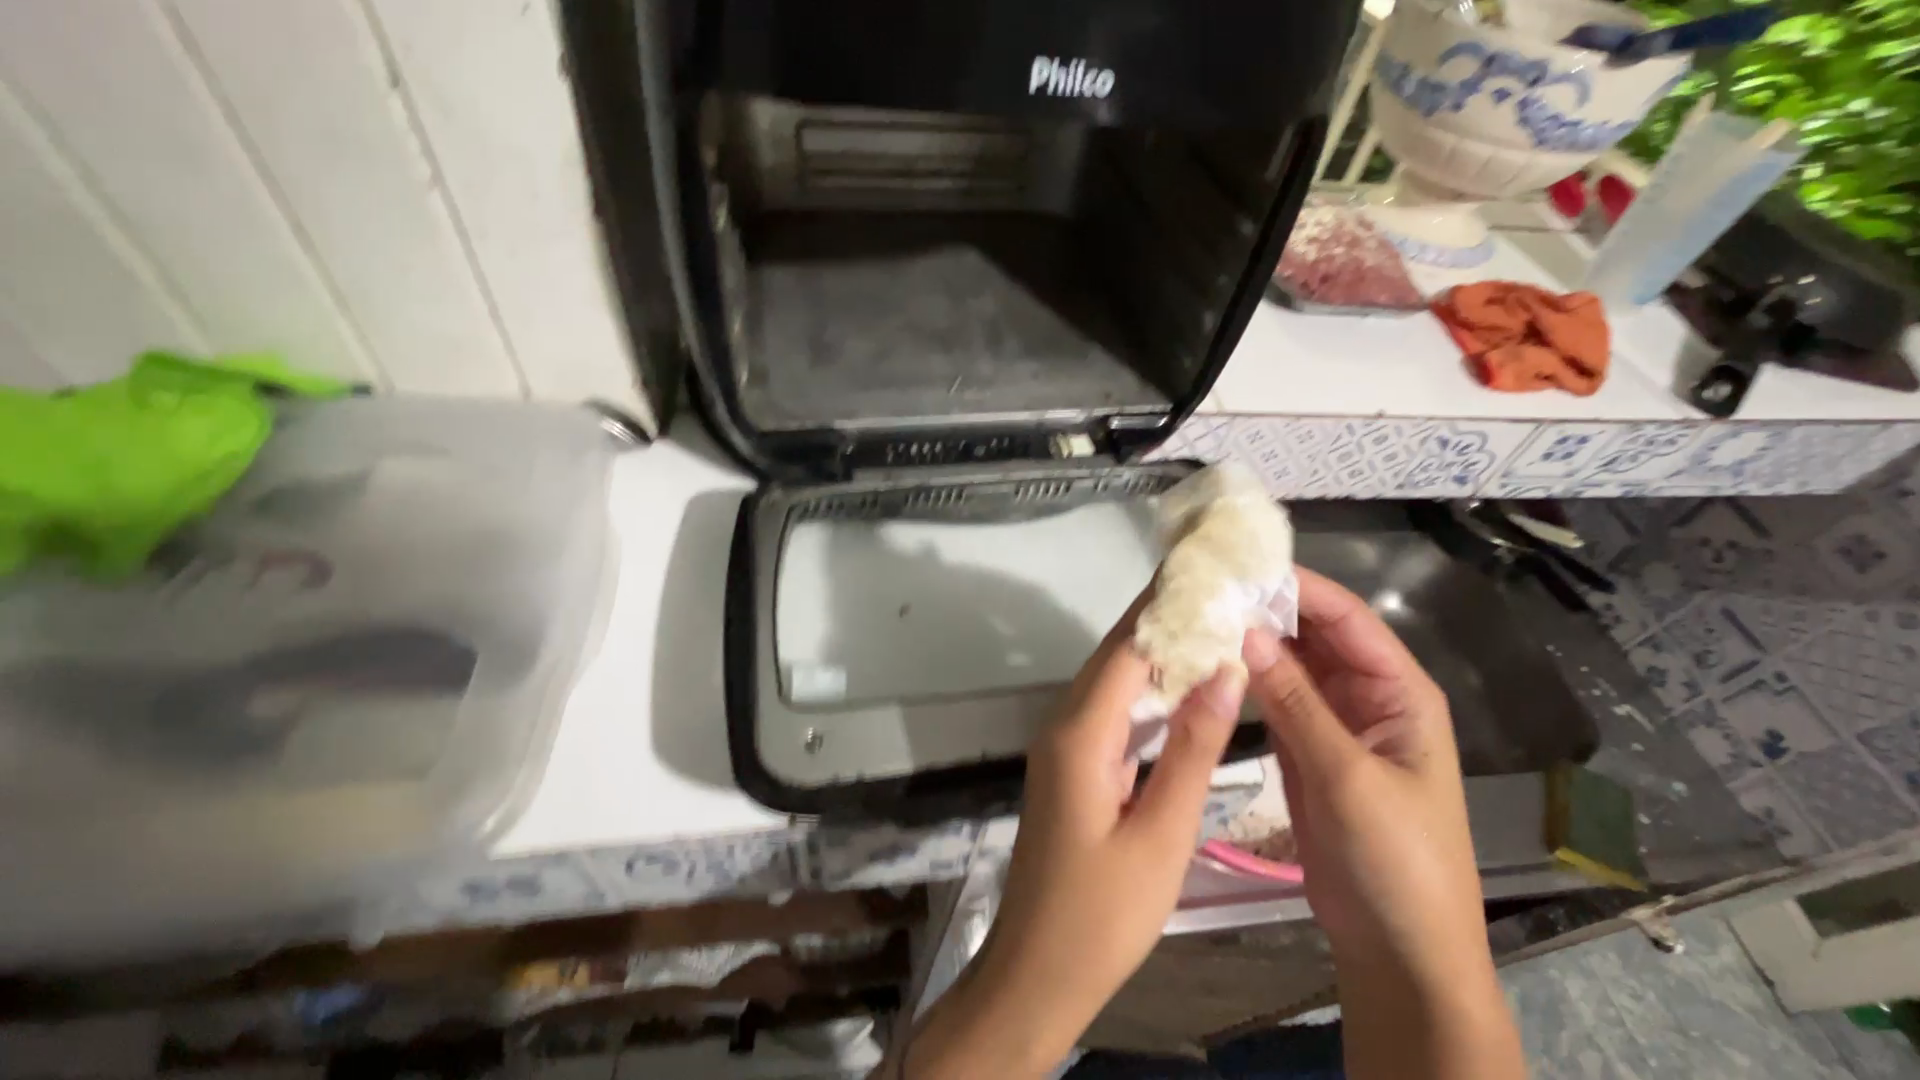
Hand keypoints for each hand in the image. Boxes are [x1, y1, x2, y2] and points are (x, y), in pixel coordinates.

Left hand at [898, 597, 1245, 1078]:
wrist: (1038, 971)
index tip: (1205, 567)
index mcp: (1080, 734)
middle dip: (1165, 620)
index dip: (1165, 606)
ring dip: (1159, 655)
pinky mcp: (1073, 770)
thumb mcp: (1161, 834)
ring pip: (1114, 684)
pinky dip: (1149, 696)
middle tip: (1221, 587)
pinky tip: (1186, 690)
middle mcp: (1064, 727)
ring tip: (1216, 623)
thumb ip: (1193, 750)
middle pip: (1116, 658)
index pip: (1126, 649)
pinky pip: (1112, 715)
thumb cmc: (1103, 913)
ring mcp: (1064, 749)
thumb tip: (1227, 672)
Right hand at [1243, 568, 1522, 1079]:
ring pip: (1289, 667)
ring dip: (1250, 644)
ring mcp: (1332, 724)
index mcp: (1399, 691)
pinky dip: (1244, 683)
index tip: (1239, 563)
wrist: (1397, 944)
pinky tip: (1206, 665)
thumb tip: (1245, 632)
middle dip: (1266, 609)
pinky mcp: (1304, 751)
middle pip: (1314, 636)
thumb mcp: (1348, 775)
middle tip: (1204, 586)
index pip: (1346, 619)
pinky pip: (1274, 702)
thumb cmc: (1396, 858)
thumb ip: (1295, 702)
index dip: (1297, 587)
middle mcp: (1367, 697)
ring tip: (1195, 615)